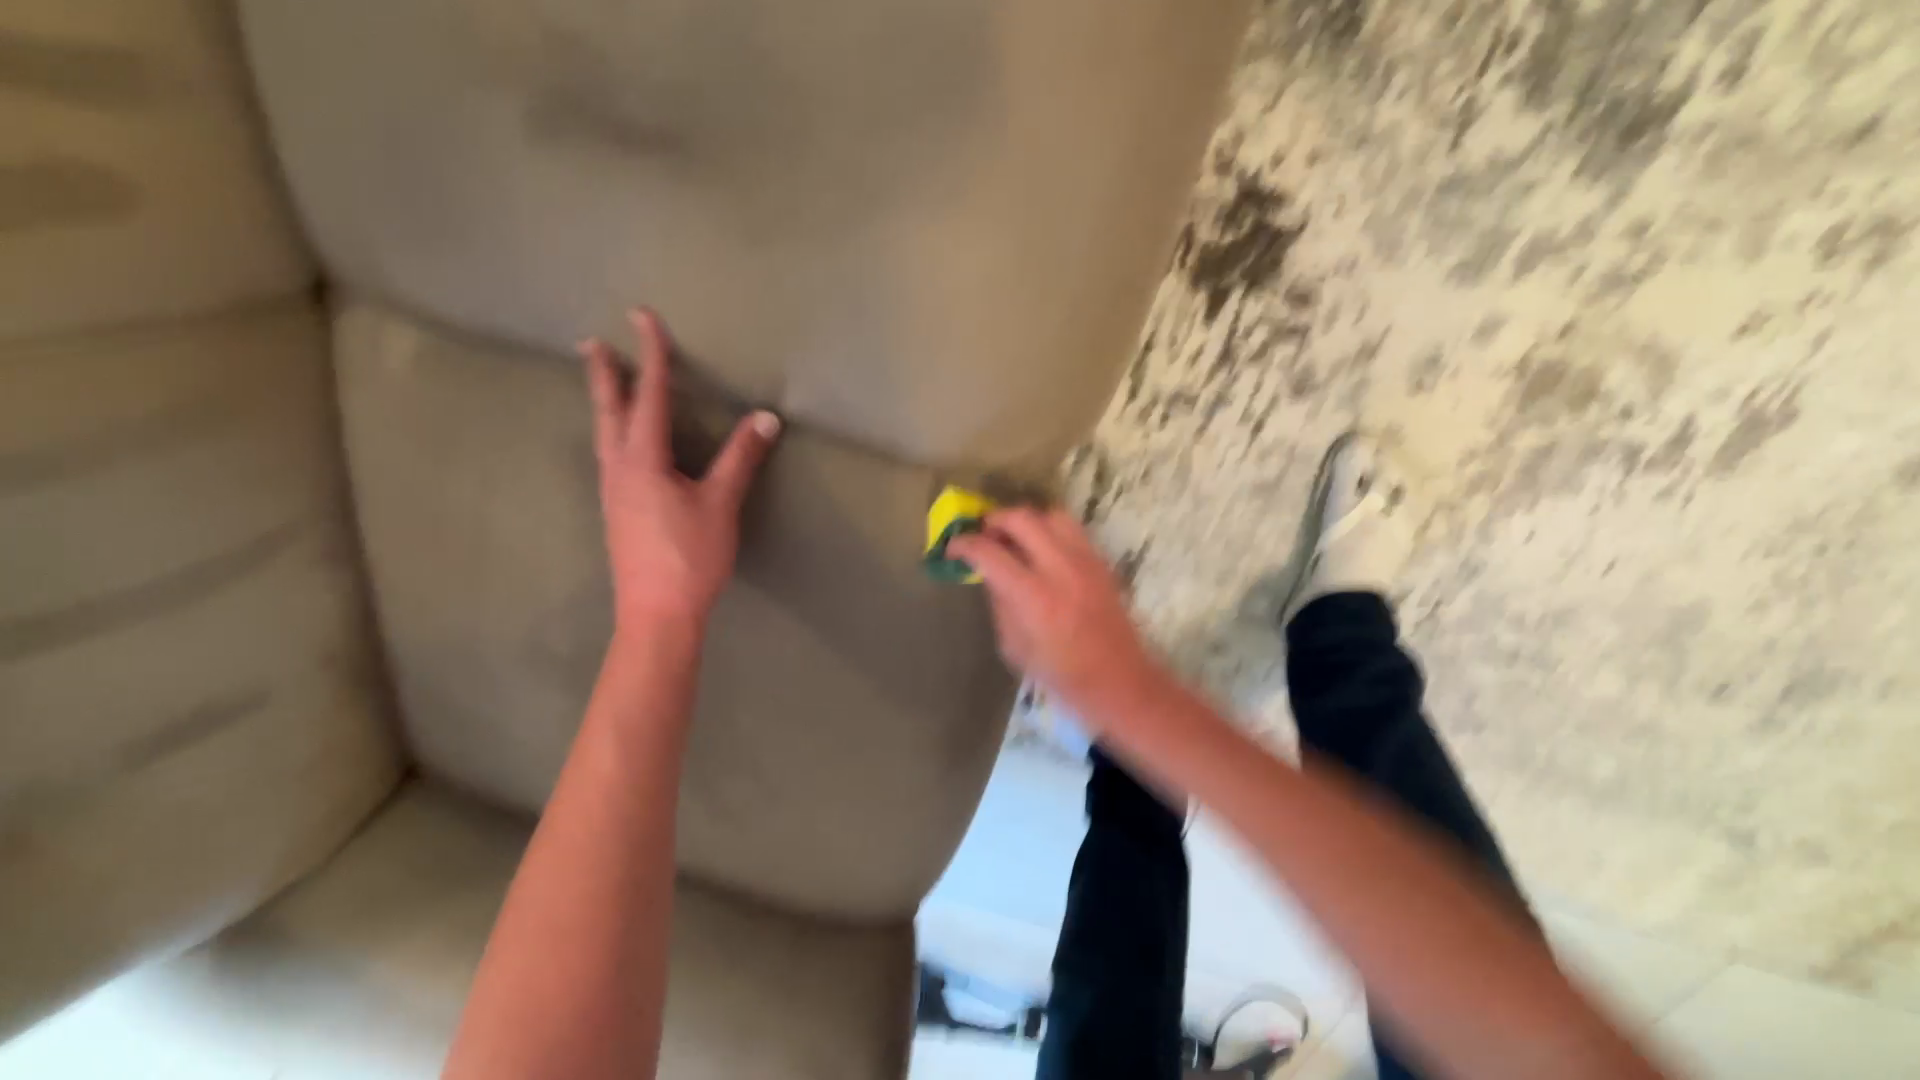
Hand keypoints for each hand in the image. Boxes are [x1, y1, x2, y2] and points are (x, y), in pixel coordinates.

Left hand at [580, 310, 779, 630]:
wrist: (656, 615)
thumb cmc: (689, 558)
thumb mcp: (721, 505)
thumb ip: (740, 459)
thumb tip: (765, 418)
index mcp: (643, 460)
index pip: (650, 395)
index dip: (652, 354)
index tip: (643, 317)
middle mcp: (618, 469)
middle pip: (609, 411)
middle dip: (605, 375)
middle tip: (592, 343)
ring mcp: (612, 493)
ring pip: (604, 435)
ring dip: (605, 403)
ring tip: (604, 384)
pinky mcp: (616, 512)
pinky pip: (609, 456)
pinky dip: (612, 432)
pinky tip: (620, 444)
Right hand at [947, 508, 1166, 714]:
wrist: (1119, 682)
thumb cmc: (1062, 677)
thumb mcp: (1015, 648)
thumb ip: (1000, 605)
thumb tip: (989, 574)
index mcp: (1033, 597)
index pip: (989, 552)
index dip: (964, 544)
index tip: (953, 548)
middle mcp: (1060, 569)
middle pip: (1021, 519)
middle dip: (994, 521)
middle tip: (982, 535)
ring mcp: (1086, 561)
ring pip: (1050, 514)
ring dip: (1026, 520)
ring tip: (1013, 538)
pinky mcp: (1101, 563)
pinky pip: (1072, 530)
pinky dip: (1050, 530)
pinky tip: (1042, 551)